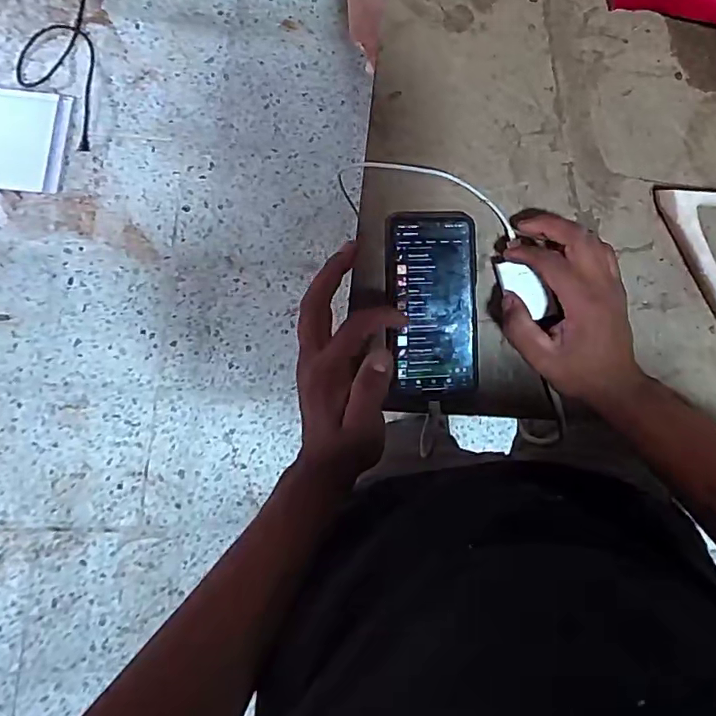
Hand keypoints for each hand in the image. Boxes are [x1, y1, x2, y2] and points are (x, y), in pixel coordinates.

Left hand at [293, 242, 405, 485]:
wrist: (324, 467)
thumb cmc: (348, 447)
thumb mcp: (363, 426)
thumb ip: (369, 390)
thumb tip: (382, 353)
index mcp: (325, 370)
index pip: (353, 329)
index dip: (379, 317)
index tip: (404, 318)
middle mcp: (312, 358)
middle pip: (314, 305)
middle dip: (331, 273)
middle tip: (352, 248)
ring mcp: (311, 359)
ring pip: (313, 311)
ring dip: (328, 282)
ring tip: (349, 259)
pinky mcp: (317, 364)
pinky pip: (320, 322)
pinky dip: (331, 300)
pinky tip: (350, 295)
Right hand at [497, 212, 651, 406]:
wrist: (617, 383)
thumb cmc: (580, 373)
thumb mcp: (542, 359)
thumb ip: (519, 327)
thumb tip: (508, 296)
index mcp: (584, 300)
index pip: (552, 262)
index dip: (525, 252)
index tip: (505, 253)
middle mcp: (602, 284)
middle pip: (578, 237)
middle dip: (547, 224)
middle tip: (520, 226)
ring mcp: (613, 282)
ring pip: (592, 239)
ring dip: (564, 229)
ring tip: (537, 233)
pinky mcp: (615, 285)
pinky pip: (601, 250)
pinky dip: (580, 240)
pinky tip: (563, 248)